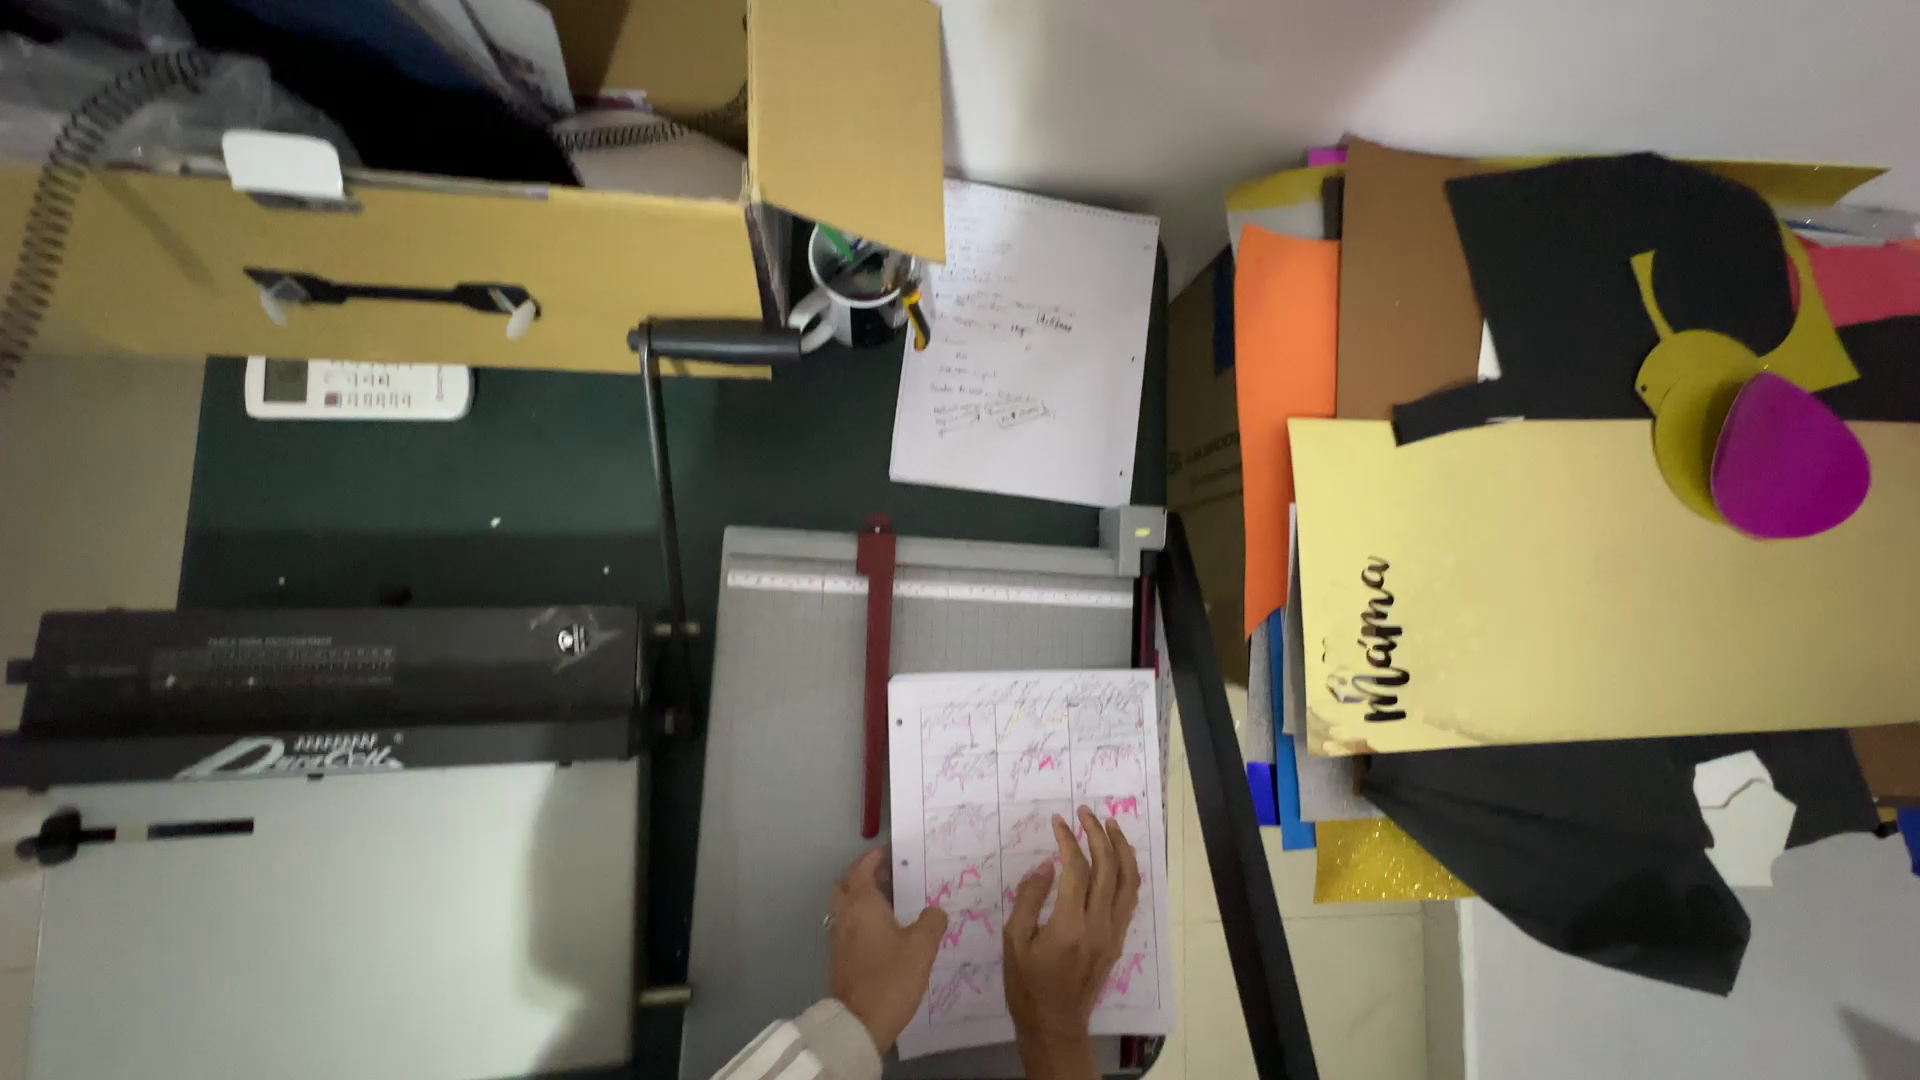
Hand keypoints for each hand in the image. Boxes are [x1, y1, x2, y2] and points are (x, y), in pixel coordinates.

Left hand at [828, 848, 947, 1053]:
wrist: (857, 1024)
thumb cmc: (889, 977)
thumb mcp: (921, 947)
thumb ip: (932, 922)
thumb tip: (935, 911)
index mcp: (862, 905)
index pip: (861, 870)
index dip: (872, 859)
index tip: (886, 853)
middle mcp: (846, 917)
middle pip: (847, 886)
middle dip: (864, 877)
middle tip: (887, 877)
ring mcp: (839, 939)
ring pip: (846, 908)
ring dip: (863, 900)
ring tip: (890, 905)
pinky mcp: (840, 960)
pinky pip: (849, 928)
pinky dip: (862, 921)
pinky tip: (883, 934)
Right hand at [1002, 806, 1141, 1079]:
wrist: (1054, 1025)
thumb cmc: (1027, 984)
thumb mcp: (1014, 939)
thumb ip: (1030, 898)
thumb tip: (1049, 865)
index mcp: (1069, 925)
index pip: (1076, 869)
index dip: (1068, 840)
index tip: (1058, 821)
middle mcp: (1098, 925)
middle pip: (1108, 868)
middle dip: (1098, 834)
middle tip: (1085, 812)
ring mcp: (1113, 933)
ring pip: (1128, 881)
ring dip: (1121, 848)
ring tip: (1110, 825)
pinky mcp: (1118, 940)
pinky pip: (1130, 898)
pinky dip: (1128, 871)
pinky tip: (1119, 857)